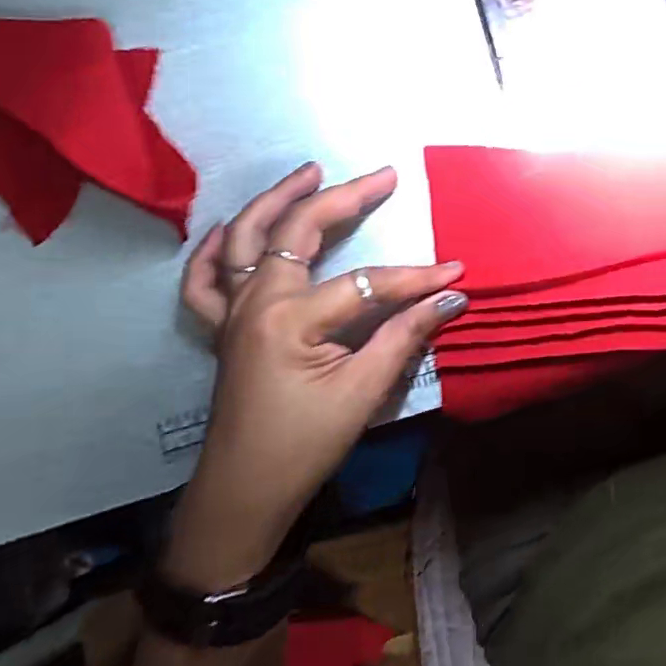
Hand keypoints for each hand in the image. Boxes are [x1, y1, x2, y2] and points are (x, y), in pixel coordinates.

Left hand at [164, 162, 468, 589]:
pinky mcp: (224, 328)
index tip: (458, 273)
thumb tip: (452, 297)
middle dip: (345, 198)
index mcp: (289, 319)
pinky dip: (218, 248)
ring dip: (278, 201)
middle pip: (298, 232)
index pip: (367, 283)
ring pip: (246, 239)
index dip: (417, 277)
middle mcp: (254, 303)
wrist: (243, 493)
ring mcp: (232, 313)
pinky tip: (234, 228)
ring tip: (310, 172)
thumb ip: (405, 336)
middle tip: (384, 175)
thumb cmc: (305, 444)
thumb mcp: (365, 391)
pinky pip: (207, 278)